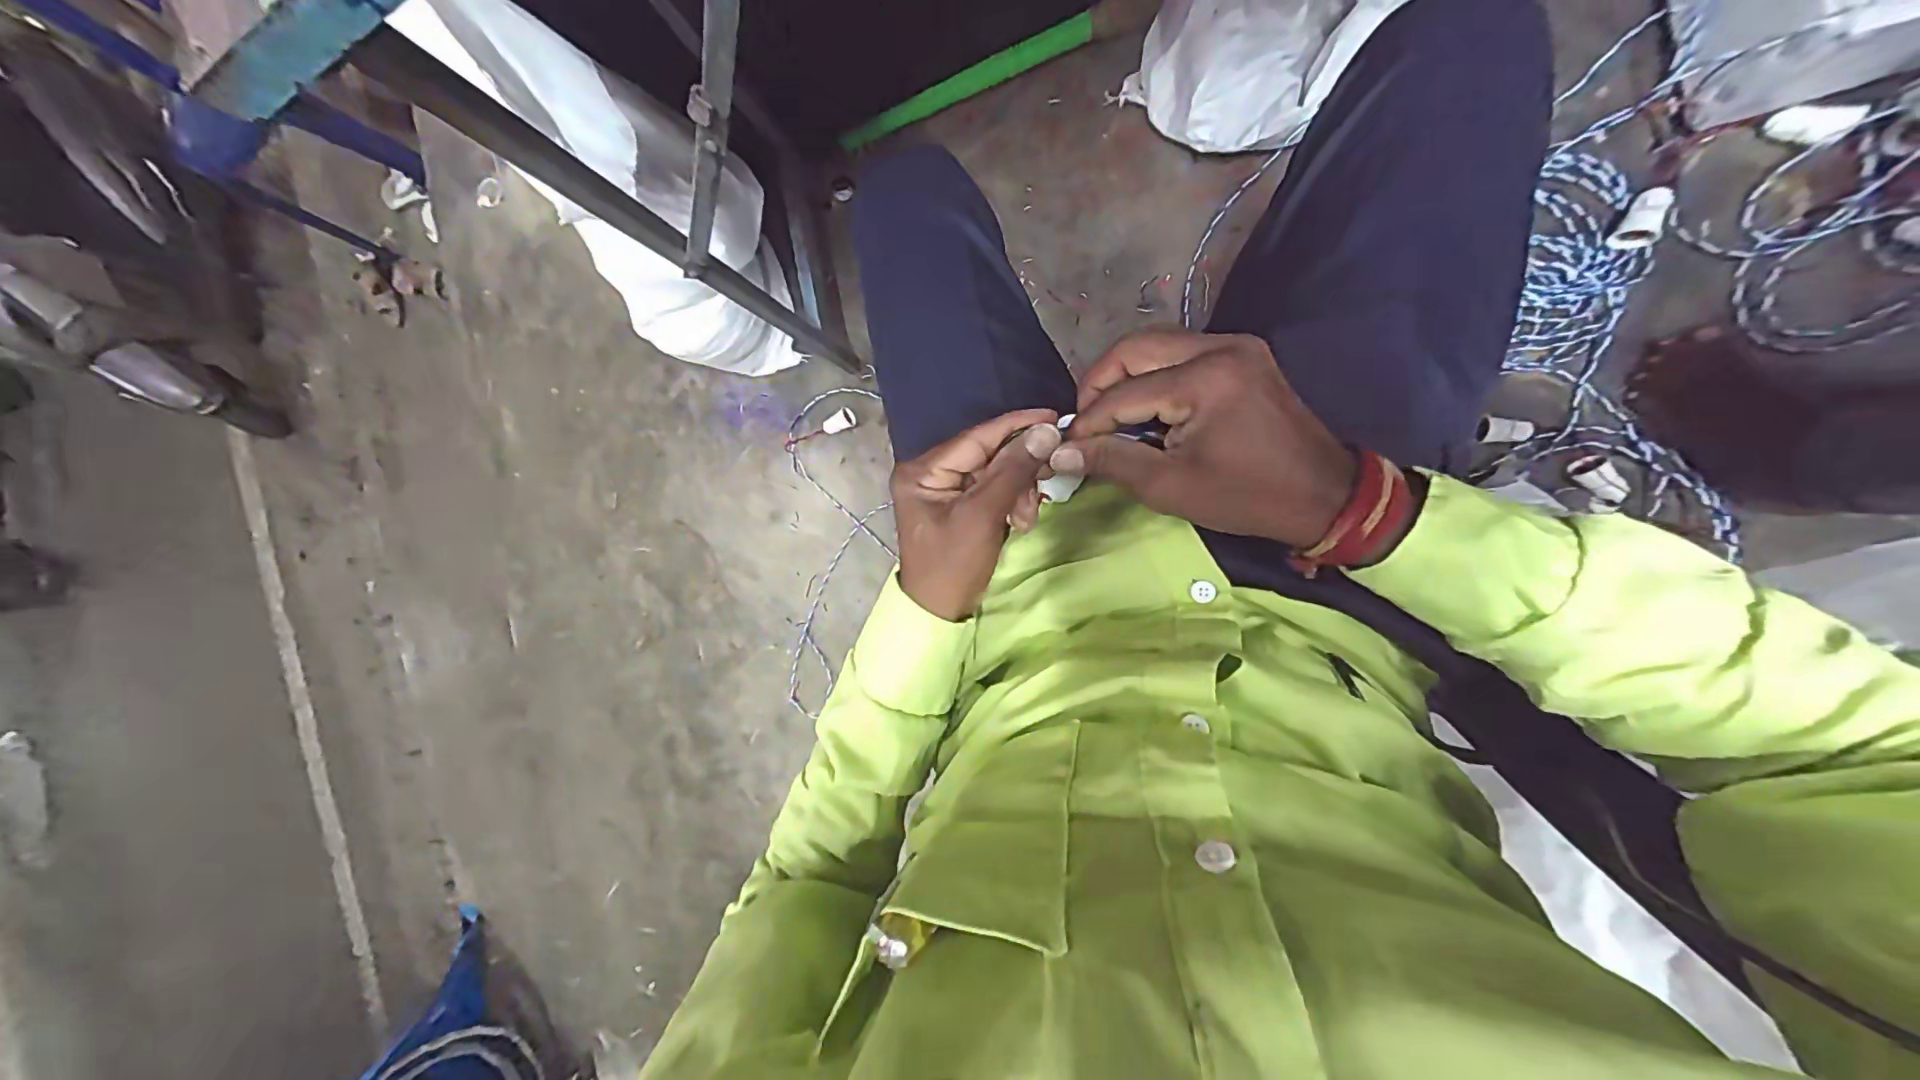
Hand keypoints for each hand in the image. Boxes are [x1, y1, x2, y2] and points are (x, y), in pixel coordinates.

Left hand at [893, 408, 1061, 620]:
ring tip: (1025, 519)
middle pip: (988, 453)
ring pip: (997, 472)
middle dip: (1020, 470)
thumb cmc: (953, 565)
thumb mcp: (983, 516)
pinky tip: (1020, 523)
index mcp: (923, 470)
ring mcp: (946, 490)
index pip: (976, 436)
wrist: (941, 613)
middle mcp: (931, 472)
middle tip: (1044, 485)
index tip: (1053, 417)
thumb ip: (1012, 471)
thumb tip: (1045, 431)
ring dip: (1019, 491)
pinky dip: (1012, 503)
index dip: (1015, 425)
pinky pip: (995, 491)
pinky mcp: (961, 506)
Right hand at [1053, 329, 1355, 546]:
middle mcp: (1219, 347)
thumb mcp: (1170, 486)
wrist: (1323, 495)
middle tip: (1085, 423)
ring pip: (1155, 345)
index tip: (1066, 446)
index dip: (1087, 421)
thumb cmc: (1245, 497)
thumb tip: (1060, 452)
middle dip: (1099, 384)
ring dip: (1124, 377)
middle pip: (1133, 348)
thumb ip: (1112, 461)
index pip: (1122, 392)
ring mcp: (1235, 345)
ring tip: (1109, 417)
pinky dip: (1152, 377)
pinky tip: (1145, 408)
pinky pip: (1180, 354)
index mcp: (1204, 379)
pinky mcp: (1242, 355)